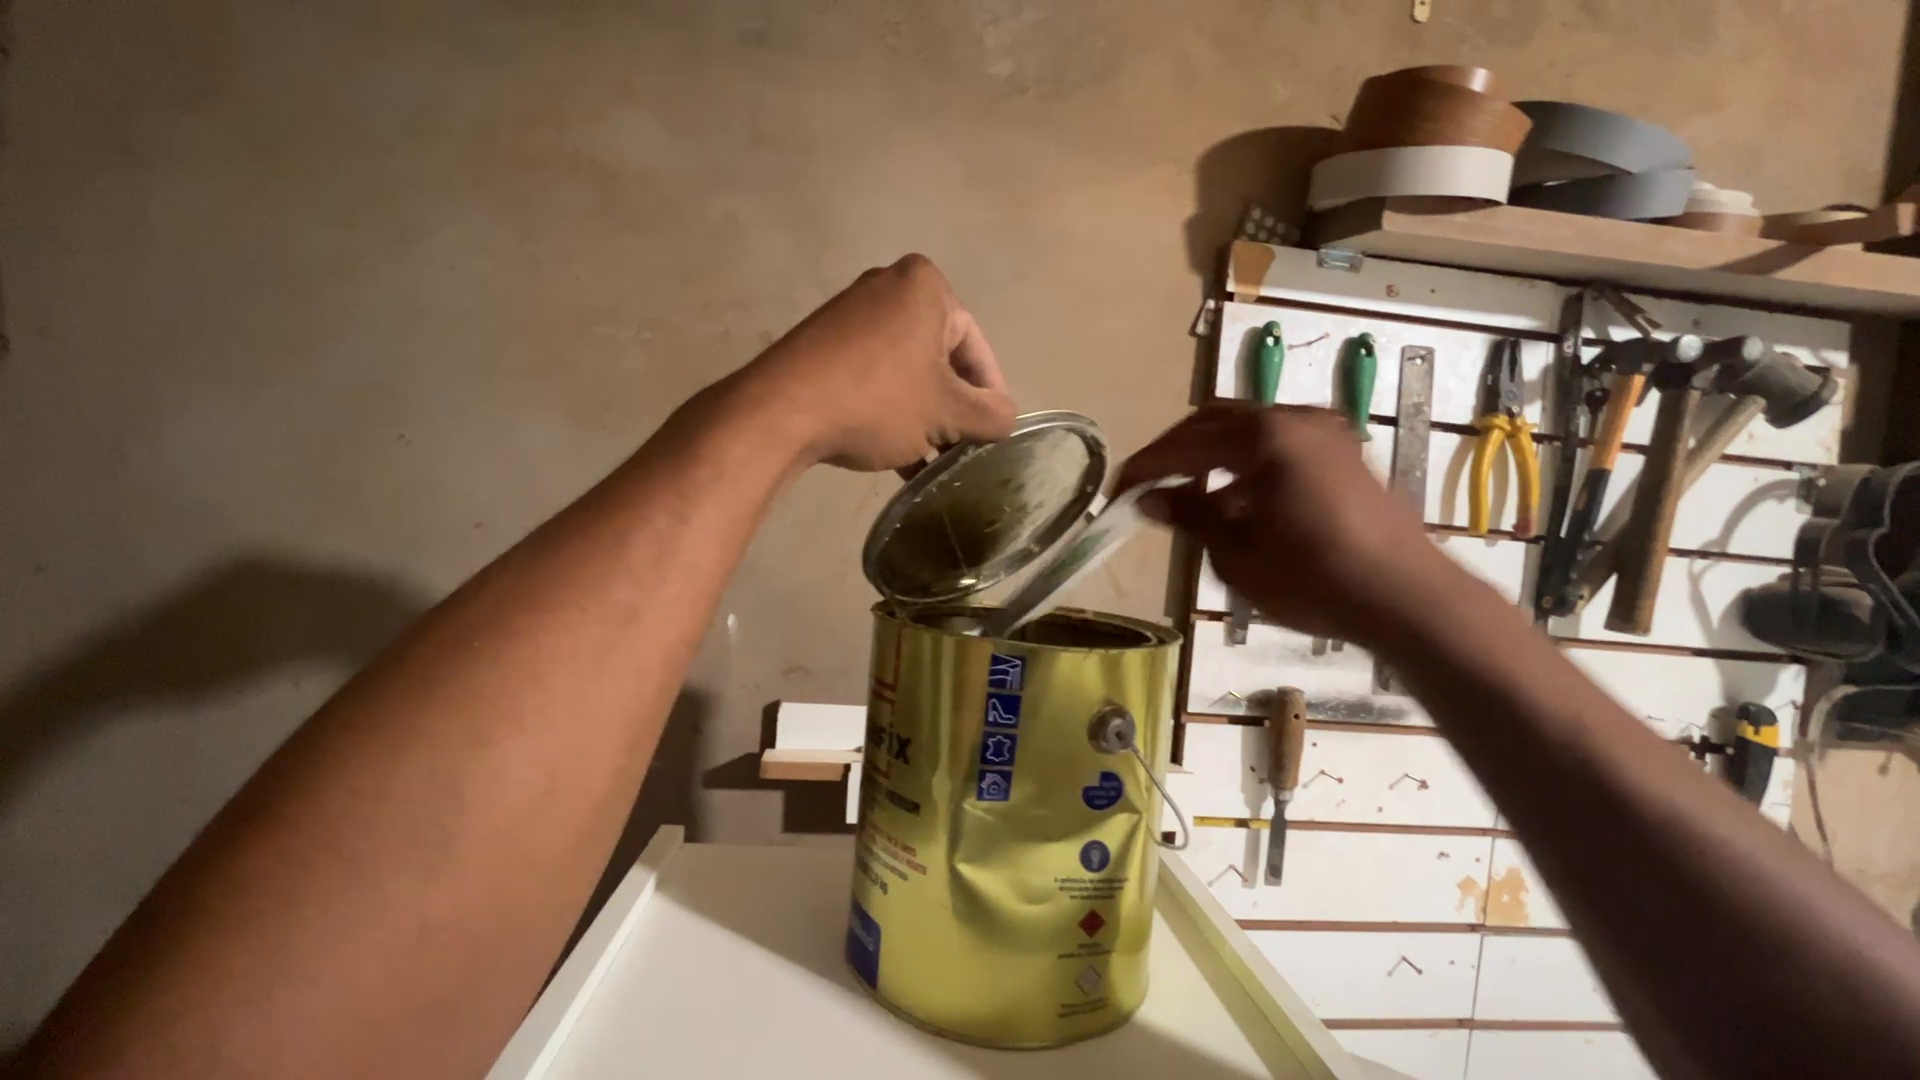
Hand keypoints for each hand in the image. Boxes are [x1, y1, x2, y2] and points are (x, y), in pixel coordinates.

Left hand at [745, 254, 1016, 471]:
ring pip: (907, 373)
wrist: (781, 412)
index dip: (990, 399)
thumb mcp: (948, 414)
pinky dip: (891, 411)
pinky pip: (874, 376)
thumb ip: (993, 415)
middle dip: (951, 410)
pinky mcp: (823, 343)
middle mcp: (889, 286)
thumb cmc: (878, 401)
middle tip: (958, 451)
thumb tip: (1003, 419)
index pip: (977, 350)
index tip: (992, 438)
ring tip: (930, 463)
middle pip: (941, 360)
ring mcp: (851, 313)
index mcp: (927, 286)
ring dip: (923, 418)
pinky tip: (898, 457)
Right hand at [1117, 404, 1456, 646]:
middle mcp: (1295, 419)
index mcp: (1264, 435)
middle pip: (1217, 423)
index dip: (1146, 467)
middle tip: (1151, 489)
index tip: (1118, 493)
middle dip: (1178, 454)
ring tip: (1190, 499)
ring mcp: (1326, 434)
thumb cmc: (1312, 577)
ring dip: (1212, 458)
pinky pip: (1279, 446)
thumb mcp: (1236, 553)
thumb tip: (1152, 498)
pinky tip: (1238, 503)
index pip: (1185, 442)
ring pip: (1249, 432)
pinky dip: (1247, 466)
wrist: (1407, 598)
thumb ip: (1190, 516)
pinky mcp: (1344, 455)